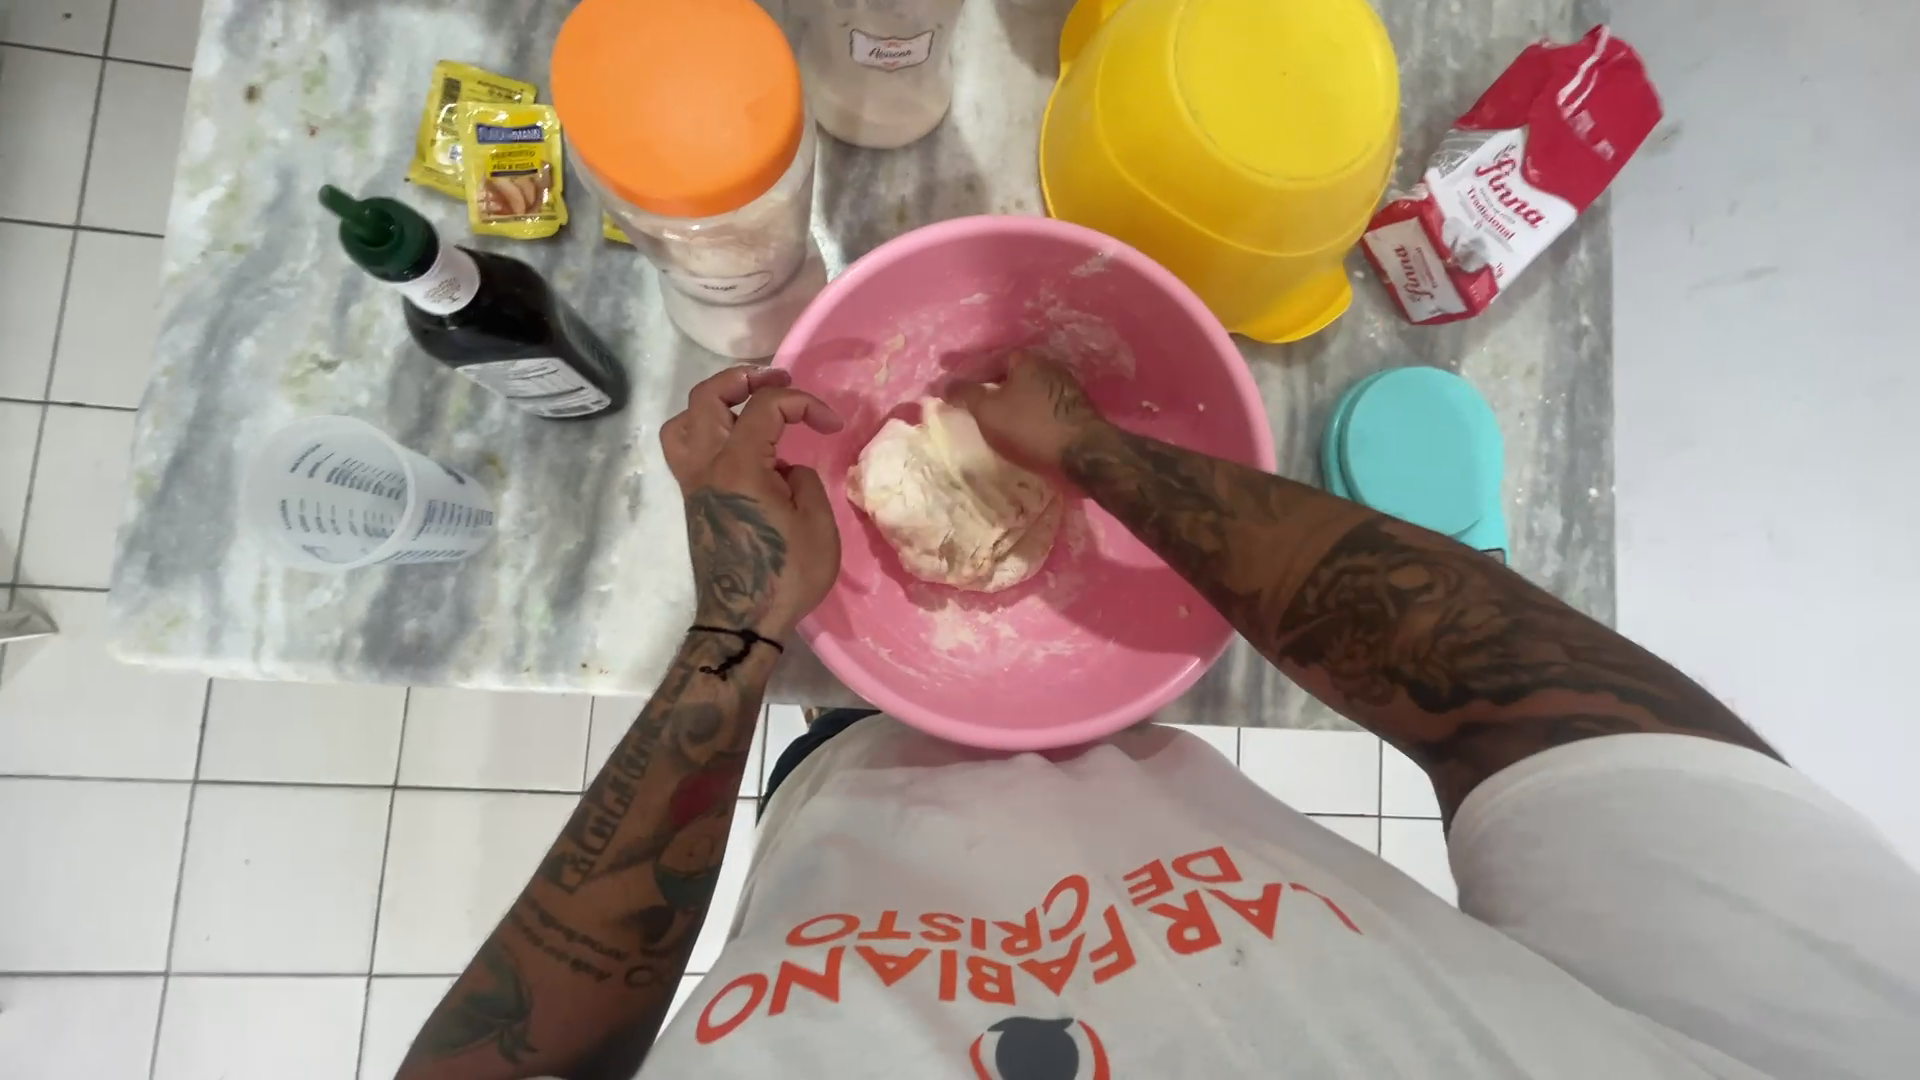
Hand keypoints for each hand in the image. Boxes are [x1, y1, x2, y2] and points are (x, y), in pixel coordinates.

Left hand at [661, 367, 844, 639]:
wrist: (742, 620)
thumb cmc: (786, 574)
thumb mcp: (816, 525)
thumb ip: (803, 481)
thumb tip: (785, 470)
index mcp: (740, 466)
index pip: (766, 407)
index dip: (804, 403)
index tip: (831, 425)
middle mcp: (707, 465)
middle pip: (708, 397)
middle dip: (745, 379)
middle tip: (779, 381)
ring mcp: (694, 483)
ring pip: (685, 420)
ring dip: (715, 402)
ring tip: (746, 406)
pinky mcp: (694, 500)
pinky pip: (685, 448)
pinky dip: (706, 430)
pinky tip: (737, 444)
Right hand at [947, 352, 1106, 474]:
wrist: (1083, 452)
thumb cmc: (1030, 426)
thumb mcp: (988, 410)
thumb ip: (964, 394)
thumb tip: (942, 382)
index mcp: (1027, 360)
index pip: (989, 359)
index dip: (965, 370)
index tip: (947, 377)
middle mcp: (1048, 367)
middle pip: (1009, 373)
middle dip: (987, 382)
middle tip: (968, 396)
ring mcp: (1064, 389)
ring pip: (1025, 391)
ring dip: (1006, 400)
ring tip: (989, 413)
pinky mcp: (1073, 412)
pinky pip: (1038, 407)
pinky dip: (1023, 413)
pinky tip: (1016, 427)